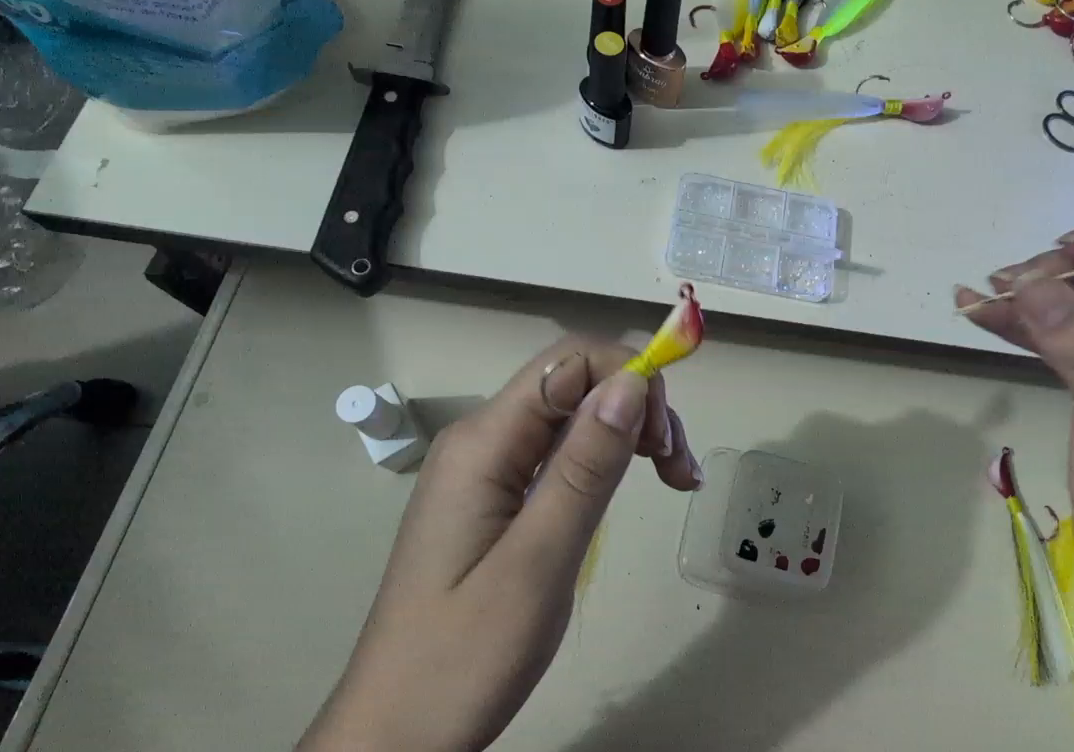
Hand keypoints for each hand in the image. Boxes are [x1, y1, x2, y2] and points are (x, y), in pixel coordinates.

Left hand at [300, 336, 700, 751]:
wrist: (394, 737)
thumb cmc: (463, 657)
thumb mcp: (537, 562)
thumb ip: (585, 466)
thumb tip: (632, 380)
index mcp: (483, 442)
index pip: (568, 360)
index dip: (629, 373)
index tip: (668, 438)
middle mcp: (483, 440)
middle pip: (575, 383)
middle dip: (638, 406)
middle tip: (679, 468)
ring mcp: (488, 470)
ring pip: (574, 417)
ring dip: (630, 434)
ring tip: (676, 478)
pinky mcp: (496, 499)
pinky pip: (560, 455)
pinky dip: (609, 462)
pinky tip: (640, 485)